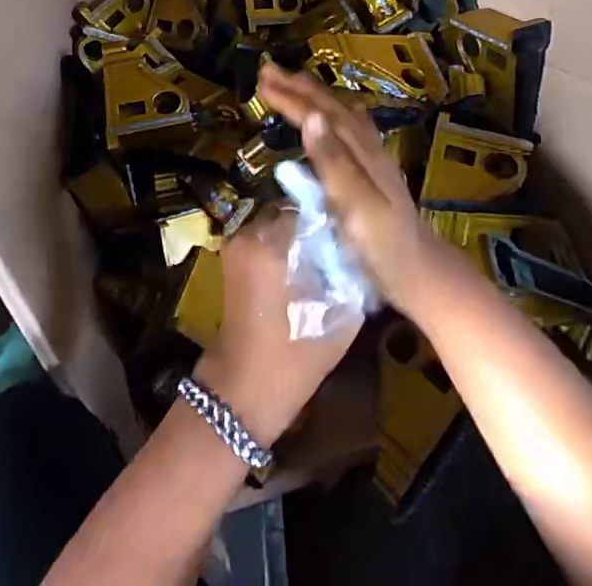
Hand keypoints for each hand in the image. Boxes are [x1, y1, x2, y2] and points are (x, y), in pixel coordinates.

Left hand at [196, 207, 356, 446]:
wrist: (245, 383)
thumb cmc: (295, 354)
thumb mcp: (340, 314)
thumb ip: (351, 272)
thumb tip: (361, 246)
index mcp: (271, 244)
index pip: (310, 208)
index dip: (334, 218)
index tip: (354, 229)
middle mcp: (248, 235)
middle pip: (289, 211)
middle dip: (314, 223)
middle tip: (340, 241)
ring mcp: (235, 245)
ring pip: (274, 222)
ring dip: (296, 233)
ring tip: (324, 253)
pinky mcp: (230, 258)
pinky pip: (261, 237)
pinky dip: (280, 243)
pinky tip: (303, 264)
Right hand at [253, 62, 438, 309]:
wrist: (423, 275)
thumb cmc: (385, 246)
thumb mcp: (356, 206)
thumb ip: (334, 162)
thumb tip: (311, 118)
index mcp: (360, 153)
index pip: (320, 115)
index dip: (290, 97)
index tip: (262, 81)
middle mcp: (368, 149)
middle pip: (332, 108)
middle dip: (299, 87)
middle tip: (268, 71)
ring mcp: (373, 161)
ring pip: (341, 115)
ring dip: (314, 96)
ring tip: (293, 83)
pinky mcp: (374, 175)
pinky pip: (348, 130)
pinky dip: (331, 115)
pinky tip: (328, 120)